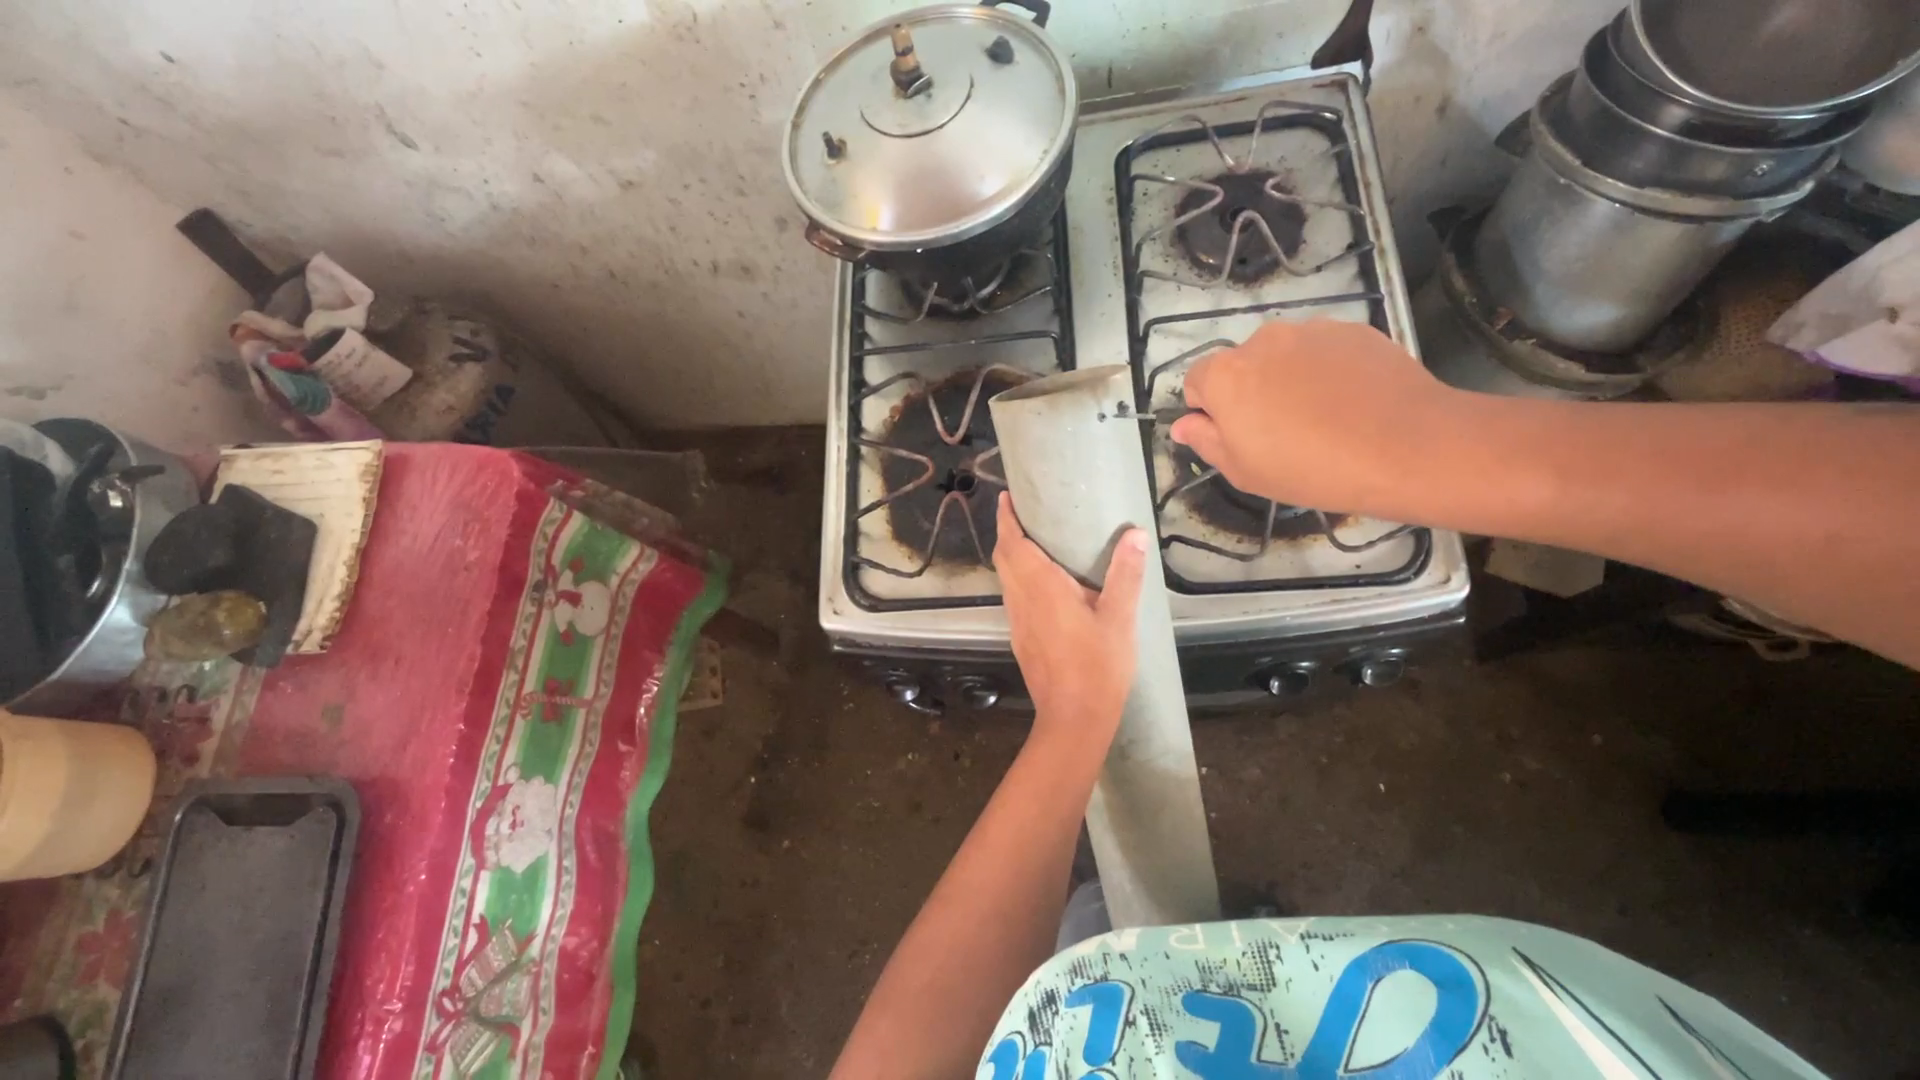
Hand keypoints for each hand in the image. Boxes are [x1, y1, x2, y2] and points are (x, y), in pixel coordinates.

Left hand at [994, 492, 1145, 744]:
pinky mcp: (1022, 639)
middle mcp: (1021, 600)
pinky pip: (1014, 597)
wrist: (1073, 719)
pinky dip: (1019, 578)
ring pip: (1006, 579)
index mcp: (1041, 588)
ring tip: (1033, 540)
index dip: (1006, 518)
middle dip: (1007, 532)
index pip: (1013, 543)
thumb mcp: (1119, 619)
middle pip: (1004, 558)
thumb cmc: (1098, 667)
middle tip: (1022, 512)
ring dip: (1011, 556)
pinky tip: (1042, 584)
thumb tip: (1135, 534)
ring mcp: (1018, 622)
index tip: (1006, 496)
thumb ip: (1125, 575)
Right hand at [1169, 319, 1459, 516]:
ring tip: (1323, 417)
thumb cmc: (1312, 469)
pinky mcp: (1353, 330)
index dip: (1212, 412)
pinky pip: (1325, 351)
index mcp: (1226, 375)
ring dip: (1291, 379)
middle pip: (1242, 365)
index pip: (1197, 382)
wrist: (1406, 447)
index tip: (1239, 438)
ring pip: (1285, 356)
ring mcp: (1311, 330)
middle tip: (1281, 432)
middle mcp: (1262, 341)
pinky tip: (1351, 403)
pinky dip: (1328, 371)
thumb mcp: (1245, 471)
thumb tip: (1183, 425)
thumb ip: (1206, 442)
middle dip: (1252, 392)